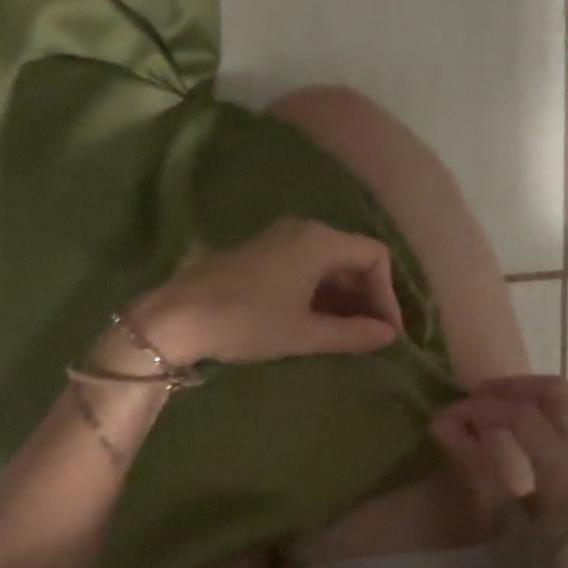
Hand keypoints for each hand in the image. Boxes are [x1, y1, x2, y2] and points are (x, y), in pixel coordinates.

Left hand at [131, 218, 403, 364]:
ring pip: (326, 263)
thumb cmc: (247, 322)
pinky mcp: (258, 253)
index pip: (375, 257)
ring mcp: (277, 239)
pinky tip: (315, 323)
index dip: (388, 296)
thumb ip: (352, 334)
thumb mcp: (304, 333)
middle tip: (371, 337)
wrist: (178, 318)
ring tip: (347, 336)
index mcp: (320, 241)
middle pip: (352, 257)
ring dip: (343, 298)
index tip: (388, 333)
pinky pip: (303, 266)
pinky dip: (318, 293)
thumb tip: (389, 336)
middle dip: (368, 297)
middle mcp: (302, 230)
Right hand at [430, 376, 567, 567]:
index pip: (522, 416)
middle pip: (559, 395)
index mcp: (566, 475)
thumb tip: (444, 424)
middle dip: (512, 389)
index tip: (444, 417)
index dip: (480, 409)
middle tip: (473, 404)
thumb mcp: (500, 527)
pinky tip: (558, 432)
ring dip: (552, 396)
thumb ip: (476, 469)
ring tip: (514, 406)